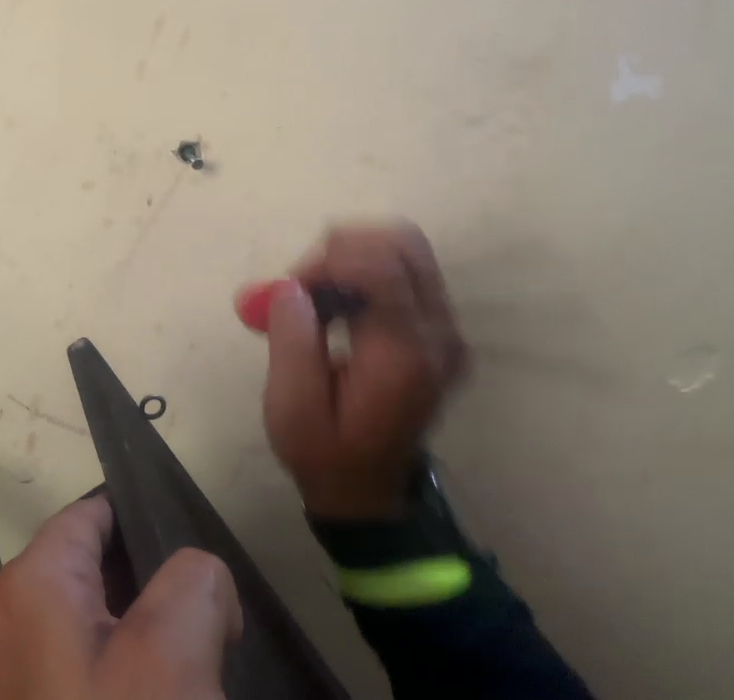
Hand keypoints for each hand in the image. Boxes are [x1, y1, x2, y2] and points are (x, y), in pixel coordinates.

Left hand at [0, 494, 242, 699]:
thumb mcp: (174, 655)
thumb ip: (196, 583)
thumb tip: (200, 581)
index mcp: (33, 581)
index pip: (92, 514)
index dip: (147, 519)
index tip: (200, 547)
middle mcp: (9, 616)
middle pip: (94, 569)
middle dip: (155, 586)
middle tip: (212, 619)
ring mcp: (14, 673)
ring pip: (93, 624)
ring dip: (145, 637)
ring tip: (196, 667)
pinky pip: (83, 672)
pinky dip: (122, 677)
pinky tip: (159, 699)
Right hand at [235, 222, 468, 518]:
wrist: (367, 490)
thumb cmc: (324, 452)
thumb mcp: (292, 407)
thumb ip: (292, 342)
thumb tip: (290, 286)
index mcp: (405, 356)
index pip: (382, 268)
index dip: (327, 261)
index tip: (288, 289)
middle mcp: (439, 334)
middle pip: (402, 244)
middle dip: (340, 249)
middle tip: (301, 286)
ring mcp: (445, 330)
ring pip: (404, 249)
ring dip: (348, 257)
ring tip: (312, 298)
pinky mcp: (436, 328)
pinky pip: (402, 271)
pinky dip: (359, 271)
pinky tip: (331, 306)